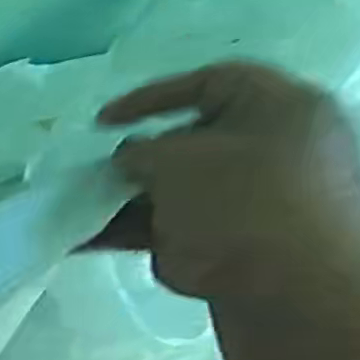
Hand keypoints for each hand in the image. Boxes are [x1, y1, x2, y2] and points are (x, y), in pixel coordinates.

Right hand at [95, 61, 359, 299]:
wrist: (284, 279)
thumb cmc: (240, 200)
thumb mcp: (180, 158)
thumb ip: (142, 151)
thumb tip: (125, 160)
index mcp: (278, 110)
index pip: (214, 81)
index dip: (154, 95)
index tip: (100, 123)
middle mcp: (267, 147)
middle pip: (186, 139)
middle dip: (131, 157)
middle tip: (90, 173)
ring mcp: (242, 194)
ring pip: (166, 186)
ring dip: (117, 197)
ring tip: (75, 210)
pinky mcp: (217, 234)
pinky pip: (158, 223)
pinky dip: (118, 229)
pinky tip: (79, 240)